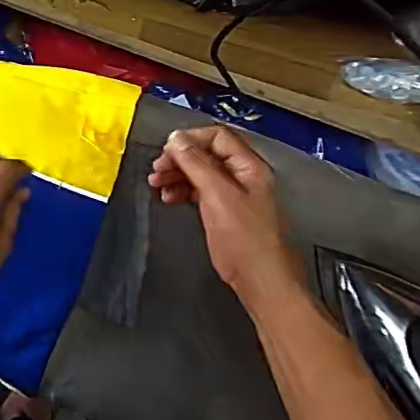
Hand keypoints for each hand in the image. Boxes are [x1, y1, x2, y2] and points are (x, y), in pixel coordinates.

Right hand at [149, 126, 303, 305]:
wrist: (263, 282)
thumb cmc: (245, 241)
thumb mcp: (217, 196)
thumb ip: (196, 164)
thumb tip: (176, 139)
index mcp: (249, 166)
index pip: (218, 136)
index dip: (190, 139)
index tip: (166, 150)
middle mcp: (244, 176)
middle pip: (208, 154)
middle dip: (180, 158)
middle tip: (157, 169)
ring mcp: (236, 195)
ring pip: (202, 173)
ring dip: (178, 175)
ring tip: (157, 184)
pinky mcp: (228, 213)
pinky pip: (202, 192)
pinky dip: (184, 191)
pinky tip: (170, 198)